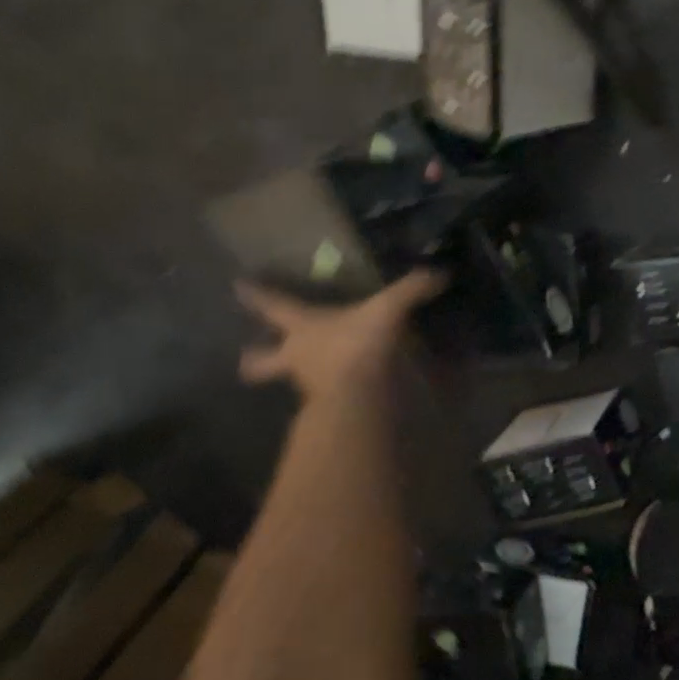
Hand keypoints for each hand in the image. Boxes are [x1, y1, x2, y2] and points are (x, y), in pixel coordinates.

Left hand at [234, 270, 444, 399]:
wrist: (357, 398)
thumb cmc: (356, 347)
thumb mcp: (386, 311)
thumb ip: (409, 291)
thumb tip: (439, 273)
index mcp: (301, 326)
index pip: (273, 305)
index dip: (258, 294)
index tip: (238, 285)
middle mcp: (296, 355)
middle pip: (262, 358)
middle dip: (255, 357)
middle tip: (245, 356)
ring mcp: (309, 383)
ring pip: (292, 380)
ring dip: (294, 377)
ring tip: (304, 376)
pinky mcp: (328, 406)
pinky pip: (325, 398)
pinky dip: (330, 395)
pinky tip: (342, 393)